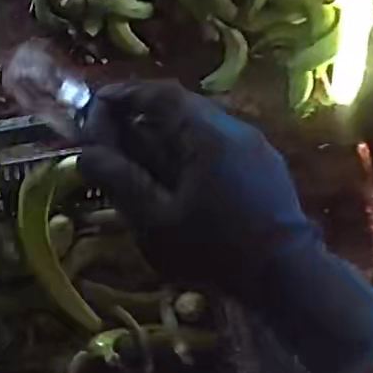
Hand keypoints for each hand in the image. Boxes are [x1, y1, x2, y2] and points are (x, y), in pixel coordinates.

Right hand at [78, 80, 372, 372]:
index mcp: (207, 135)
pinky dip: (185, 148)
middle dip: (139, 116)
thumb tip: (85, 154)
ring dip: (162, 134)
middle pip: (179, 107)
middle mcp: (234, 129)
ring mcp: (254, 146)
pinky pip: (215, 142)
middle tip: (108, 135)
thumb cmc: (214, 248)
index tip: (94, 104)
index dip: (123, 95)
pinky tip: (173, 177)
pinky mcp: (263, 165)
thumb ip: (120, 181)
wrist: (287, 277)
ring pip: (198, 125)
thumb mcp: (155, 220)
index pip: (160, 94)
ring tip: (136, 159)